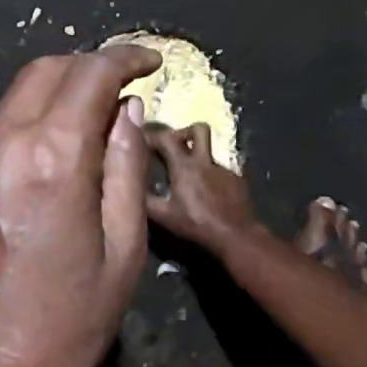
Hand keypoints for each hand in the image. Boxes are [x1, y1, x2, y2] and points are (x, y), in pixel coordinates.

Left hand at [0, 48, 161, 366]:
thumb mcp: (123, 251)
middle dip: (86, 67)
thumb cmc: (67, 326)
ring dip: (51, 96)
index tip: (151, 61)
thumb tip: (125, 110)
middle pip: (43, 71)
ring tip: (86, 124)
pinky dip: (20, 125)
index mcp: (48, 156)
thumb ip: (125, 167)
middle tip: (122, 87)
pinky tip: (40, 156)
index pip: (88, 74)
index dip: (125, 57)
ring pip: (12, 98)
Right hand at [142, 124, 263, 247]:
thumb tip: (127, 186)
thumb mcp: (162, 215)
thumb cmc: (196, 224)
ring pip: (207, 154)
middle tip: (173, 147)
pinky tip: (206, 196)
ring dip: (196, 160)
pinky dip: (208, 178)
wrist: (239, 237)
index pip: (166, 137)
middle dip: (185, 131)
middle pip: (199, 129)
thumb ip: (143, 197)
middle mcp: (205, 162)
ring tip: (187, 181)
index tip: (141, 141)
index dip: (152, 135)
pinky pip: (218, 172)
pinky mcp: (238, 181)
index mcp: (184, 166)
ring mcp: (224, 170)